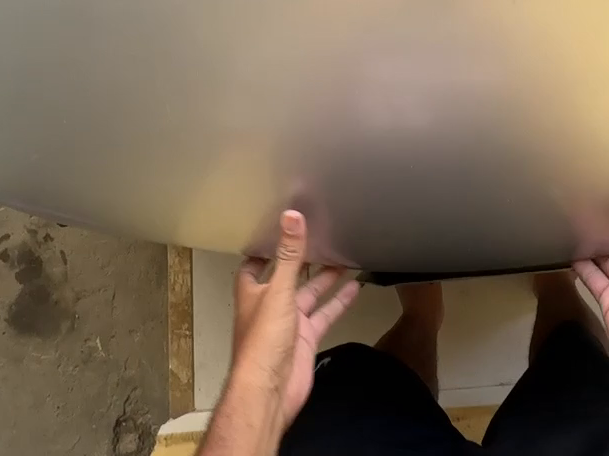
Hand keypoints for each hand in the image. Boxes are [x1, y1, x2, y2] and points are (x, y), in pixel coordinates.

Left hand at [225, 210, 359, 426]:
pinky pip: (324, 315)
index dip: (267, 248)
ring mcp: (289, 323)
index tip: (281, 229)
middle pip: (289, 276)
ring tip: (344, 257)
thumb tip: (291, 216)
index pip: (256, 264)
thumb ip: (289, 254)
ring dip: (325, 278)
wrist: (270, 392)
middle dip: (304, 259)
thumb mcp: (279, 290)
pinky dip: (338, 302)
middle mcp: (270, 305)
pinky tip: (354, 289)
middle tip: (322, 238)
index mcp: (254, 292)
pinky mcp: (306, 339)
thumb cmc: (263, 343)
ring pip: (310, 294)